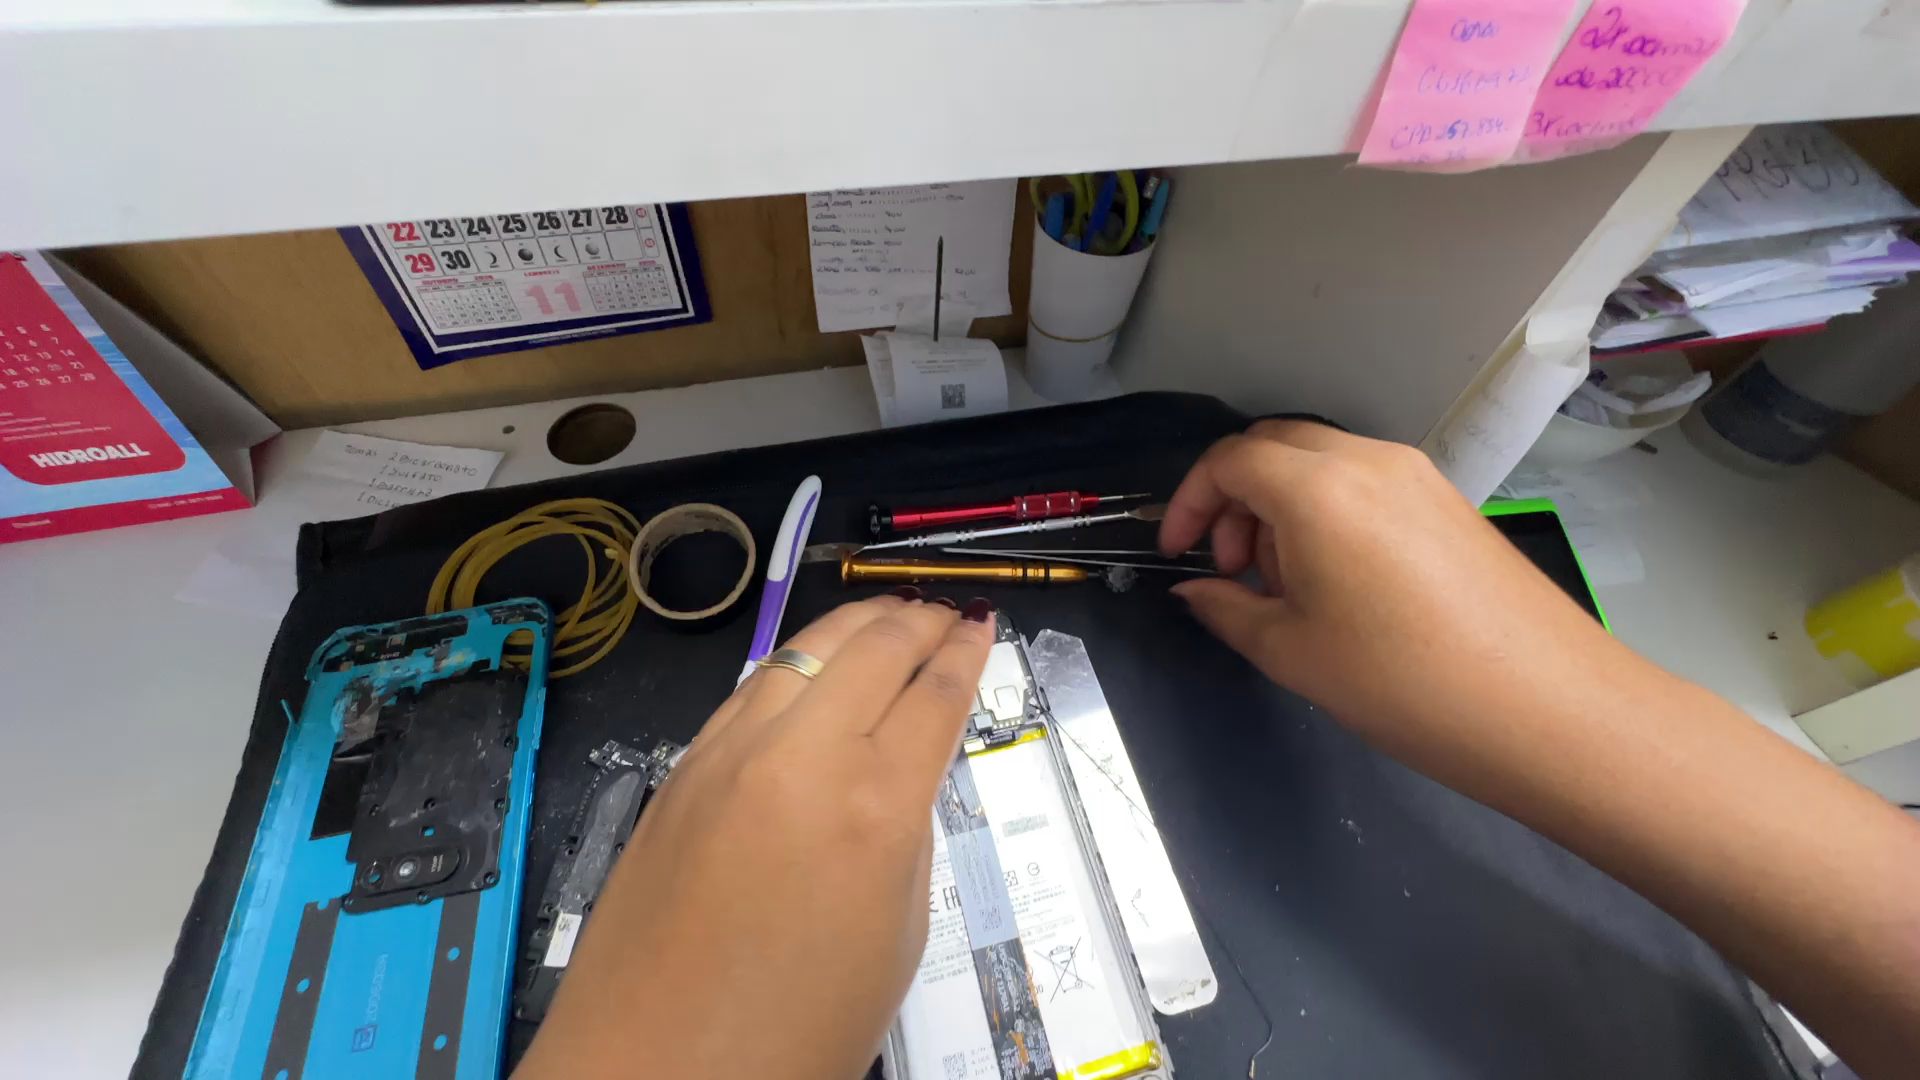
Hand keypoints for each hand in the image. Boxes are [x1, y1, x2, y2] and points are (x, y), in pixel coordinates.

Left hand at [516, 590, 996, 1079]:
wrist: (654, 1074)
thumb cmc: (797, 1029)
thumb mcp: (900, 930)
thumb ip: (910, 823)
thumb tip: (910, 757)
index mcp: (874, 807)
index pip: (935, 694)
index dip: (967, 652)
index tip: (981, 626)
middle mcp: (802, 757)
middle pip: (877, 646)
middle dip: (922, 619)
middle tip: (947, 613)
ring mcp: (733, 750)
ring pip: (810, 645)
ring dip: (862, 621)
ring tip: (893, 614)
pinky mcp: (687, 761)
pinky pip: (757, 683)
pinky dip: (803, 659)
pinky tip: (819, 662)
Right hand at [1159, 421, 1919, 1079]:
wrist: (1554, 713)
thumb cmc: (1401, 681)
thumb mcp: (1290, 651)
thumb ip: (1224, 607)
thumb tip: (1196, 589)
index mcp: (1317, 488)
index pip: (1227, 461)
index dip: (1188, 502)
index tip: (1178, 553)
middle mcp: (1366, 460)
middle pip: (1270, 446)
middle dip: (1230, 498)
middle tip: (1231, 566)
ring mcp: (1415, 475)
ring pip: (1315, 460)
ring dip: (1276, 503)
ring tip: (1283, 579)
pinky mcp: (1446, 500)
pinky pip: (1360, 480)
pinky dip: (1322, 508)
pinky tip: (1334, 576)